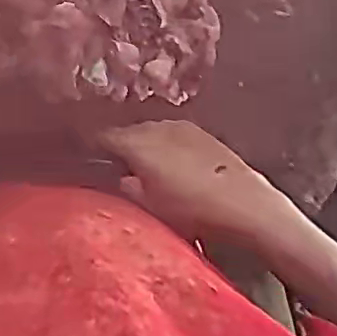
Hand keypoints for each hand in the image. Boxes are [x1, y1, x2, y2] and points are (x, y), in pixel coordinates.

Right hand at [97, 120, 304, 246]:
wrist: (248, 206)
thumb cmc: (192, 210)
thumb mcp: (150, 207)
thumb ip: (127, 188)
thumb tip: (121, 177)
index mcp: (135, 142)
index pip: (101, 135)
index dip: (92, 146)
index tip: (88, 157)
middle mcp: (153, 126)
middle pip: (126, 132)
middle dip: (120, 146)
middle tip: (119, 167)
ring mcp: (179, 126)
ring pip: (150, 132)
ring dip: (145, 145)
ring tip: (149, 168)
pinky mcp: (201, 132)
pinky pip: (172, 135)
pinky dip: (167, 146)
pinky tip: (176, 166)